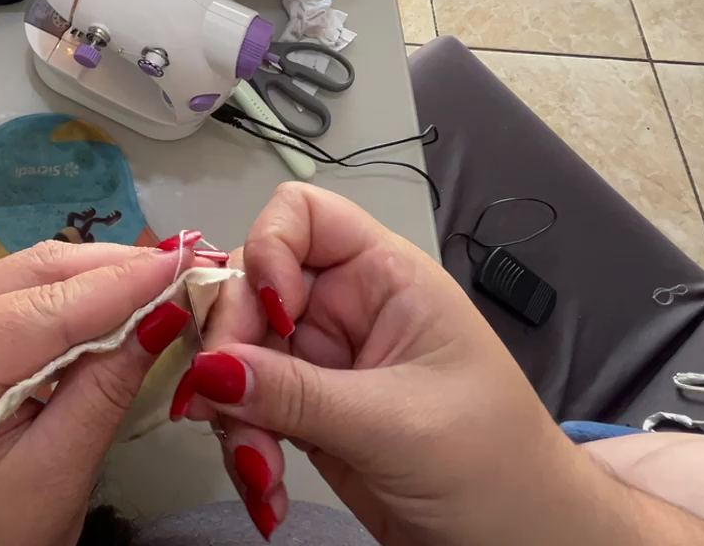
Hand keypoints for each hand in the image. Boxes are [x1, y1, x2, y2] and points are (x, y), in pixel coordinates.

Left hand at [0, 236, 208, 545]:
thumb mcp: (52, 479)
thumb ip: (105, 389)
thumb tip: (164, 316)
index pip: (47, 305)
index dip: (121, 280)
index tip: (183, 259)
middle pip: (33, 274)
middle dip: (110, 267)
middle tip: (179, 263)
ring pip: (26, 276)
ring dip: (92, 276)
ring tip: (154, 278)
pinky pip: (15, 296)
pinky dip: (67, 296)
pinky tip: (107, 302)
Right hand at [179, 183, 689, 545]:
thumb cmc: (497, 471)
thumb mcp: (396, 424)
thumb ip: (296, 394)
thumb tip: (206, 370)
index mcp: (381, 274)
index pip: (301, 214)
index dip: (270, 247)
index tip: (274, 313)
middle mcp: (339, 302)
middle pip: (249, 286)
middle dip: (230, 347)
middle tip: (220, 406)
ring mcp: (315, 355)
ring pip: (234, 348)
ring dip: (230, 409)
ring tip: (258, 470)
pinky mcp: (299, 405)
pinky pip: (242, 401)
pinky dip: (240, 440)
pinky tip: (266, 487)